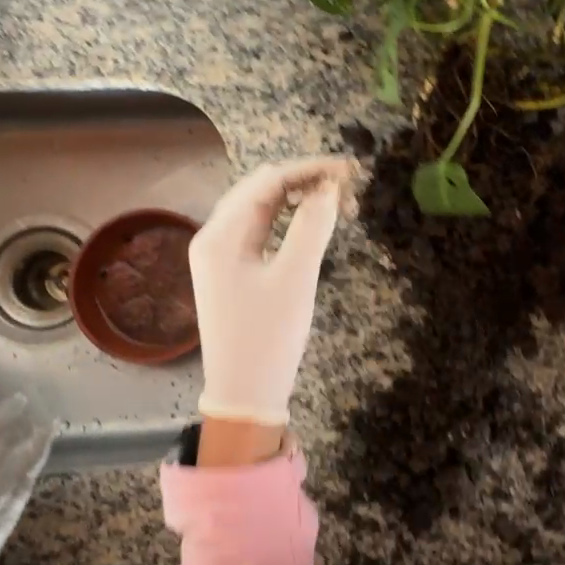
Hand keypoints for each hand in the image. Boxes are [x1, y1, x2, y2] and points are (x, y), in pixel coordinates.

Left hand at [191, 156, 357, 431]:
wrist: (245, 394)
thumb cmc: (268, 337)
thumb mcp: (295, 279)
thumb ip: (312, 227)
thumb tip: (330, 189)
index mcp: (220, 235)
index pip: (267, 181)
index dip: (309, 170)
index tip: (350, 171)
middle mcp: (214, 238)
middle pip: (261, 190)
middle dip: (305, 180)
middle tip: (349, 186)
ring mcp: (221, 256)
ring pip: (261, 210)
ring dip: (298, 199)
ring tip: (338, 201)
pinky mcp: (233, 273)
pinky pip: (261, 232)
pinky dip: (288, 221)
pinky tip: (312, 223)